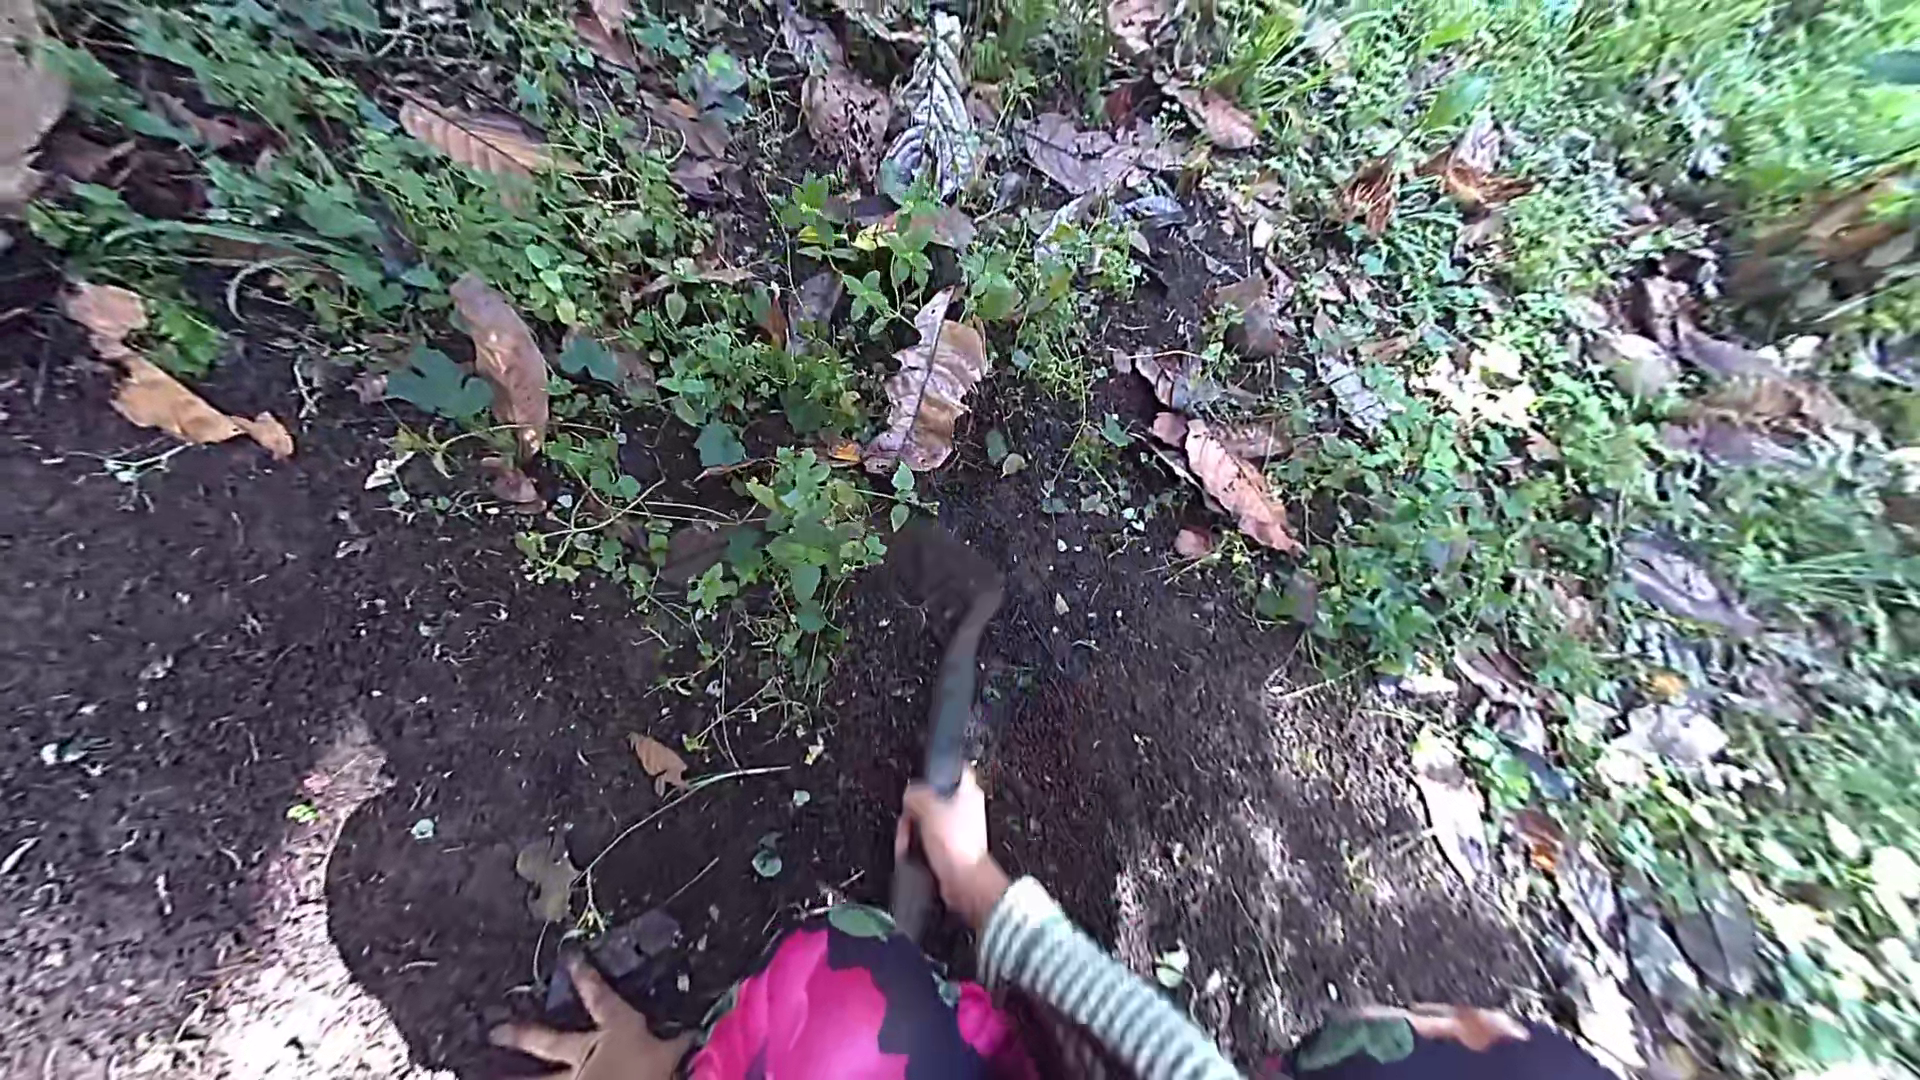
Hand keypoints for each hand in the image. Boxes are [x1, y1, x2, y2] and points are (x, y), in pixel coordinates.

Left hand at [490, 954, 691, 1079]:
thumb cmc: (649, 1073)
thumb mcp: (673, 1052)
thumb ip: (682, 1039)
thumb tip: (702, 1024)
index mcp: (616, 1029)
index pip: (600, 996)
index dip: (587, 977)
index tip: (572, 958)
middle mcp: (585, 1055)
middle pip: (552, 1041)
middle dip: (526, 1034)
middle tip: (497, 1029)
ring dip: (511, 1077)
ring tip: (478, 1073)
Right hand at [896, 768, 1009, 931]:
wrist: (964, 881)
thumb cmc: (957, 844)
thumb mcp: (928, 808)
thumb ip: (916, 794)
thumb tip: (909, 794)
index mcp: (968, 792)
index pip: (954, 770)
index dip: (937, 772)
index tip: (923, 778)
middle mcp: (965, 810)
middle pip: (933, 799)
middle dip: (915, 808)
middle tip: (910, 815)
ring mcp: (957, 831)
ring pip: (927, 822)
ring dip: (913, 830)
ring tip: (907, 838)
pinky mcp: (949, 850)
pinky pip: (927, 842)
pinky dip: (916, 846)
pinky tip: (910, 851)